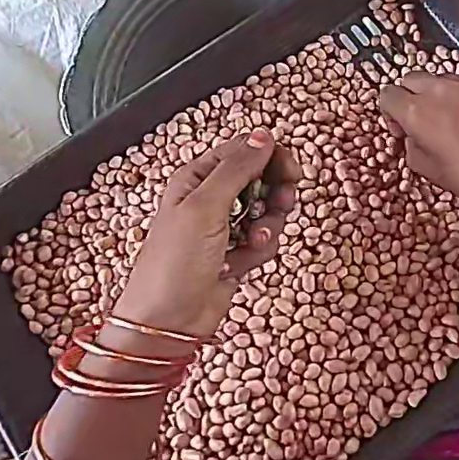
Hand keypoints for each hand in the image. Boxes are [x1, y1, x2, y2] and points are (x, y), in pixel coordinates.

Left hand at [113, 130, 301, 337]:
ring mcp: (226, 225)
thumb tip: (262, 137)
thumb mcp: (205, 207)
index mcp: (198, 177)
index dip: (271, 157)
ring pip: (269, 210)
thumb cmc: (173, 262)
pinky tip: (240, 262)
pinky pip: (265, 239)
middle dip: (275, 193)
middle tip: (280, 204)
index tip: (291, 172)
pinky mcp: (238, 251)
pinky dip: (259, 250)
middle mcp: (213, 197)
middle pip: (263, 178)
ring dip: (268, 225)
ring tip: (253, 240)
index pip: (244, 150)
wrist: (168, 322)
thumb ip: (237, 169)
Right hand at [376, 73, 458, 209]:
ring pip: (442, 79)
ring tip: (456, 123)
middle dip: (412, 98)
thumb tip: (412, 137)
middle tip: (424, 123)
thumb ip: (413, 148)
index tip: (401, 129)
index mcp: (418, 113)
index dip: (391, 113)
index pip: (387, 95)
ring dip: (440, 96)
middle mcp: (441, 90)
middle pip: (411, 79)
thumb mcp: (433, 173)